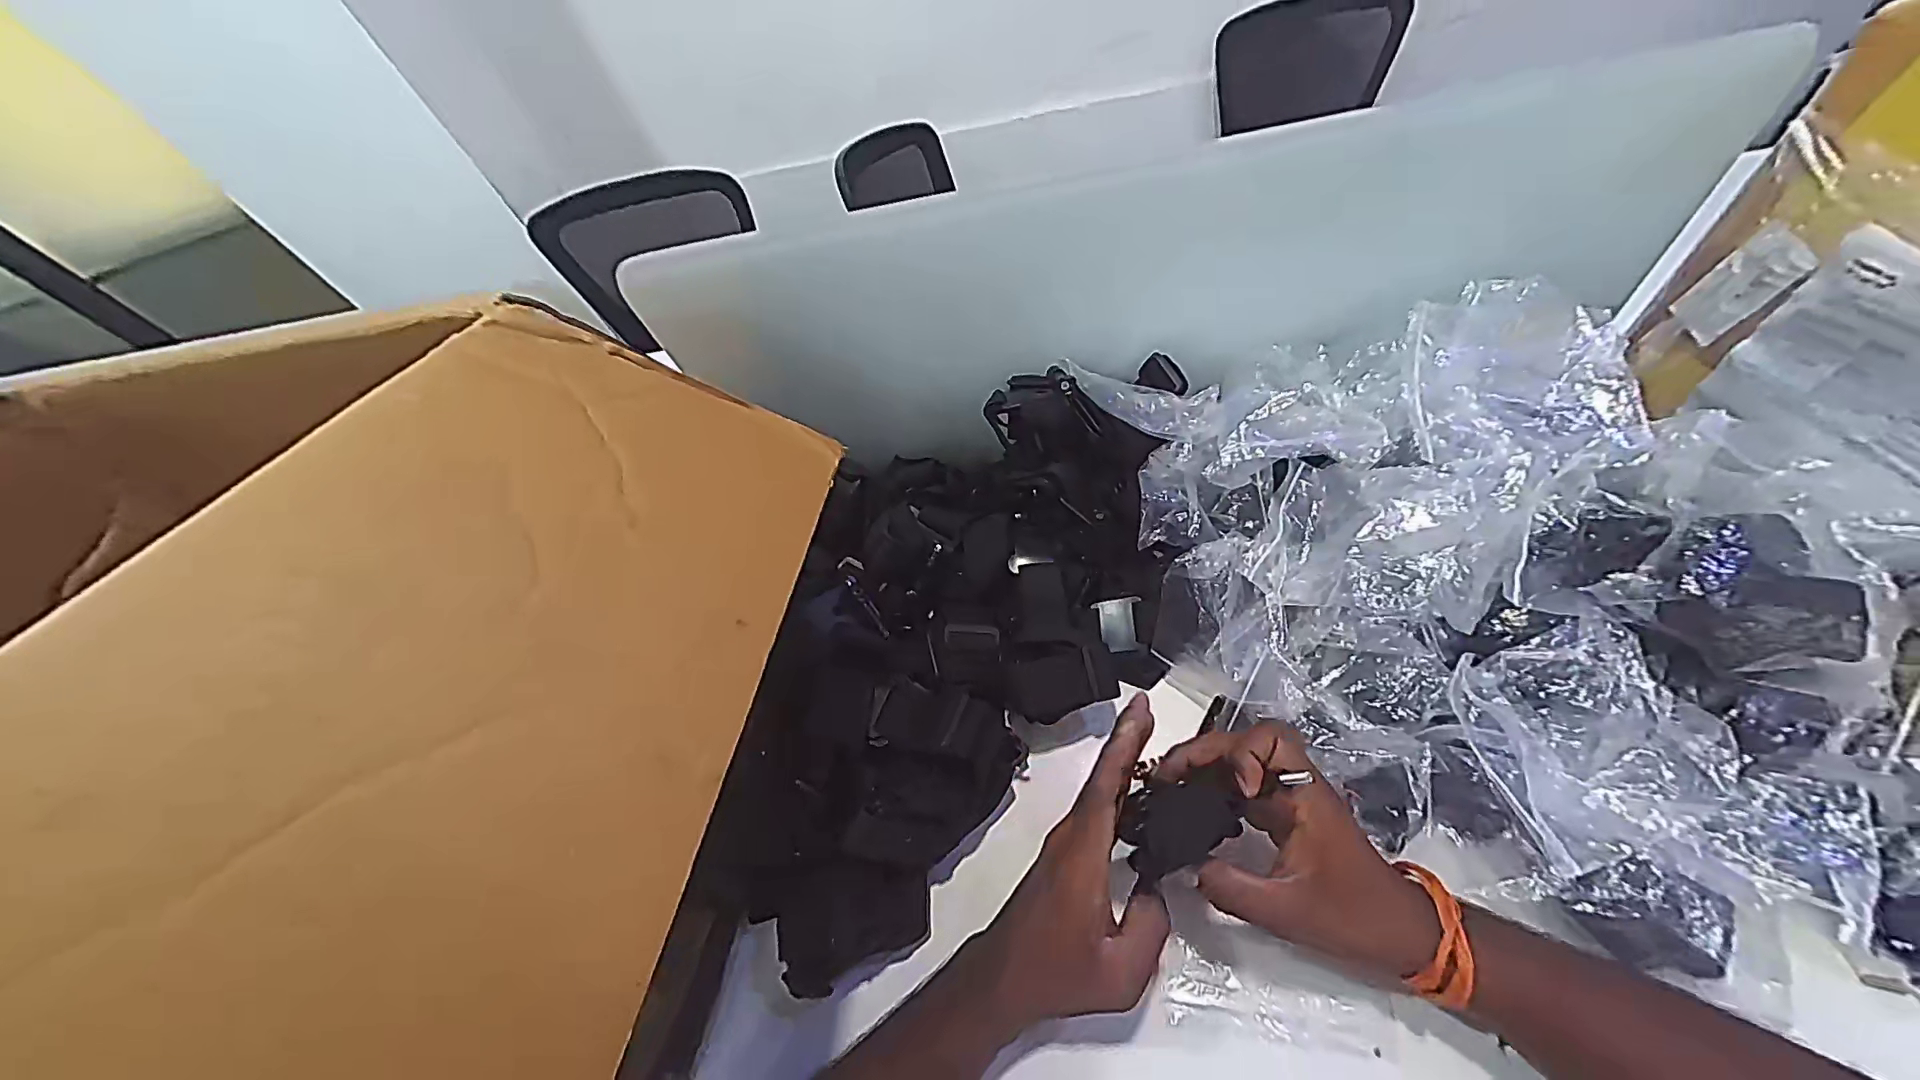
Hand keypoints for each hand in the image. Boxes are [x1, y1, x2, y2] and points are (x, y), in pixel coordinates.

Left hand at [955, 694, 1171, 1032]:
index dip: (1124, 744)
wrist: (1006, 975)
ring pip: (1097, 790)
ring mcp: (1064, 843)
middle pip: (1102, 777)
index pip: (1107, 785)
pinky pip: (1094, 809)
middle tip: (1145, 711)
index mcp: (1084, 853)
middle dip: (1126, 740)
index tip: (1138, 713)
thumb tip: (1158, 892)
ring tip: (1145, 741)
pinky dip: (1113, 788)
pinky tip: (1129, 790)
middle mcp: (1070, 838)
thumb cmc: (1052, 969)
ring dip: (1120, 762)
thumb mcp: (1121, 970)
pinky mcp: (1064, 854)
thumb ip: (1153, 926)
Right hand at [1157, 720, 1440, 986]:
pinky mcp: (1281, 814)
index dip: (1242, 753)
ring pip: (1240, 760)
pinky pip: (1240, 786)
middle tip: (1169, 775)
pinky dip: (1213, 788)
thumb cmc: (1354, 917)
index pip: (1271, 739)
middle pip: (1245, 741)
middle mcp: (1295, 787)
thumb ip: (1230, 888)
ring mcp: (1288, 799)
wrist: (1400, 933)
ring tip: (1172, 785)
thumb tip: (1188, 868)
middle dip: (1203, 752)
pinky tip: (1193, 808)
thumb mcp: (1286, 911)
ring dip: (1204, 766)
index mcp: (1305, 796)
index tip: (1234, 790)